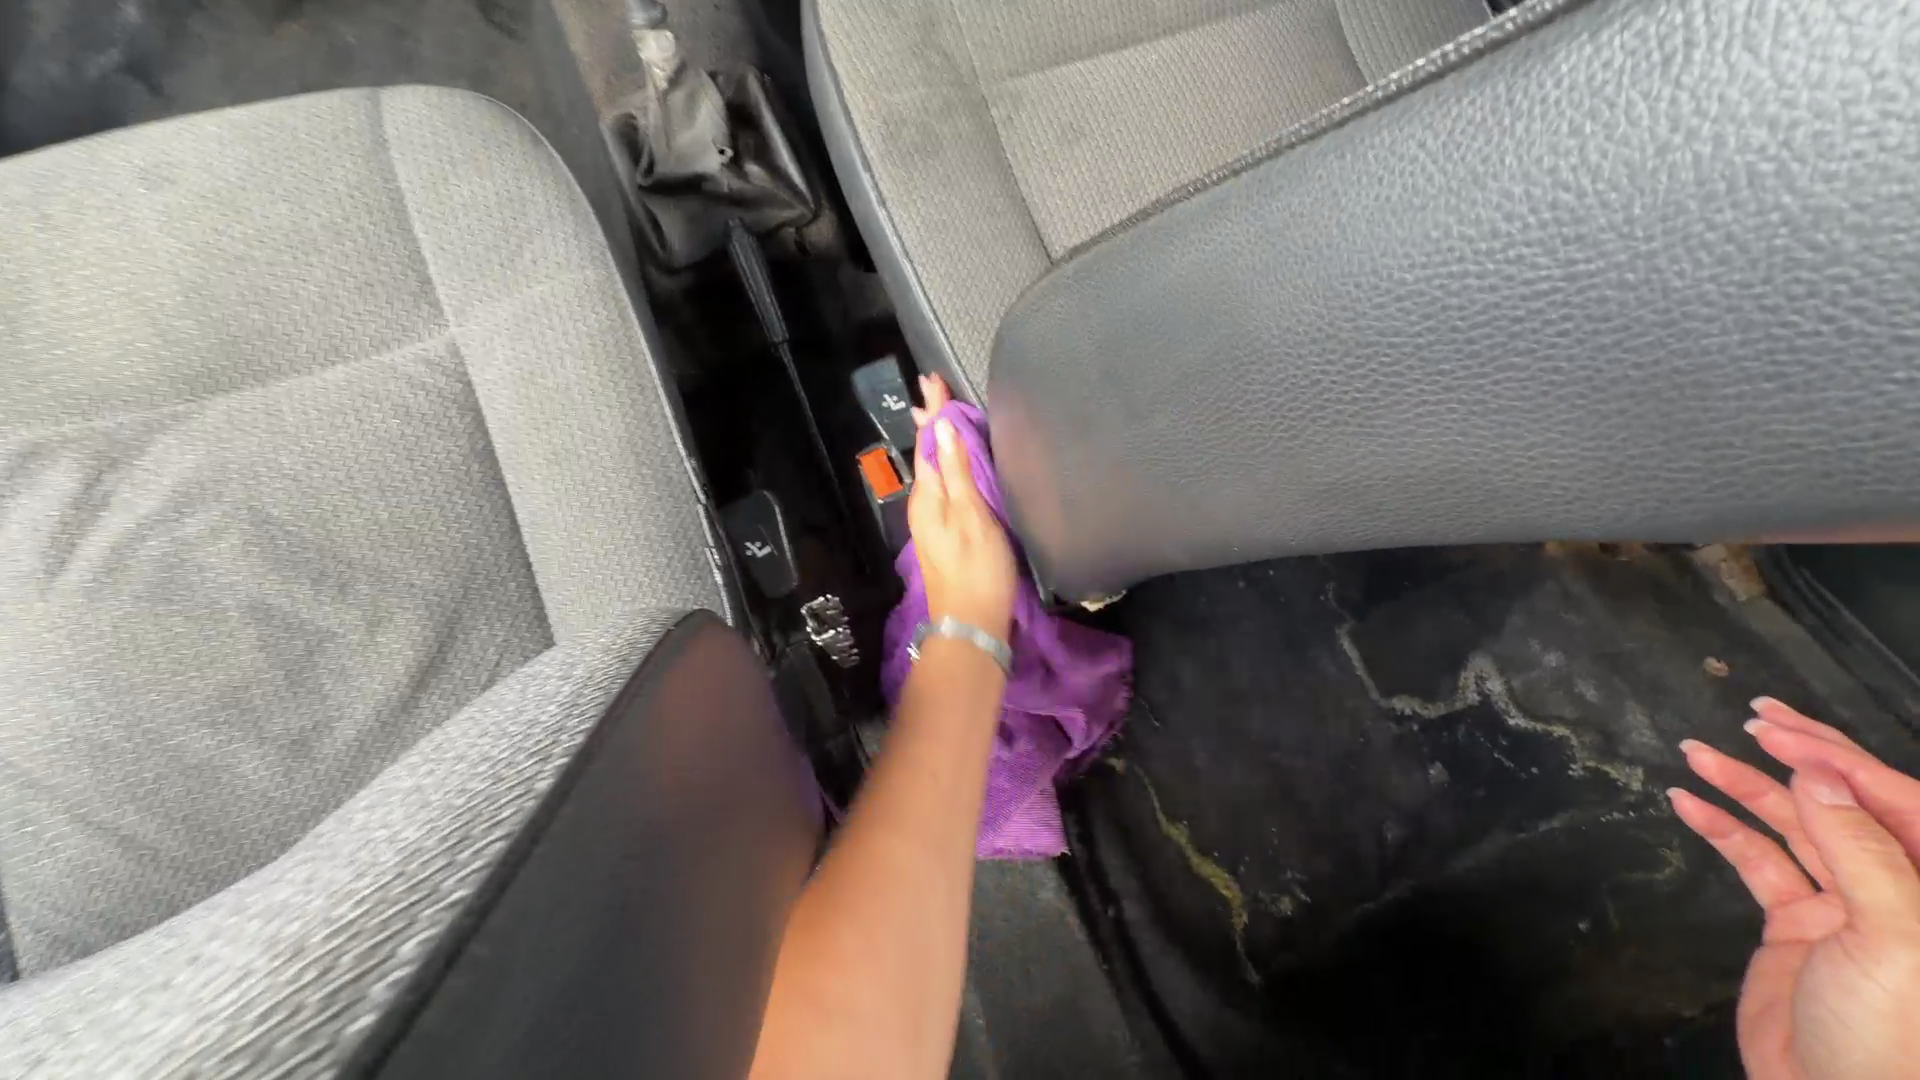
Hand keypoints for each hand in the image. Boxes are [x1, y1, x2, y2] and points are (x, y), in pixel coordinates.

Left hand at [907, 374, 1016, 640]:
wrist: (971, 623)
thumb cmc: (977, 569)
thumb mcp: (972, 516)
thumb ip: (959, 474)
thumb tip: (946, 431)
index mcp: (929, 496)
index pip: (929, 443)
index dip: (933, 412)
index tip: (932, 381)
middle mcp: (924, 505)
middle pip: (927, 455)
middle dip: (931, 422)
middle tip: (933, 391)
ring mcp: (932, 521)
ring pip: (934, 470)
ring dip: (937, 441)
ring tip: (938, 416)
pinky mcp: (944, 533)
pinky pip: (942, 486)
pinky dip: (947, 464)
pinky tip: (953, 462)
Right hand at [1669, 698, 1919, 1079]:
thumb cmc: (1895, 1032)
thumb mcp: (1895, 942)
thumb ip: (1866, 855)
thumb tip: (1819, 775)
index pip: (1895, 805)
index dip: (1838, 761)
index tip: (1776, 728)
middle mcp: (1901, 889)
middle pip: (1847, 807)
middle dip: (1799, 759)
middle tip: (1752, 718)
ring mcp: (1848, 907)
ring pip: (1794, 827)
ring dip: (1744, 788)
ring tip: (1694, 753)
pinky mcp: (1797, 922)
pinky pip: (1757, 861)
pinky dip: (1721, 829)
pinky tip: (1686, 804)